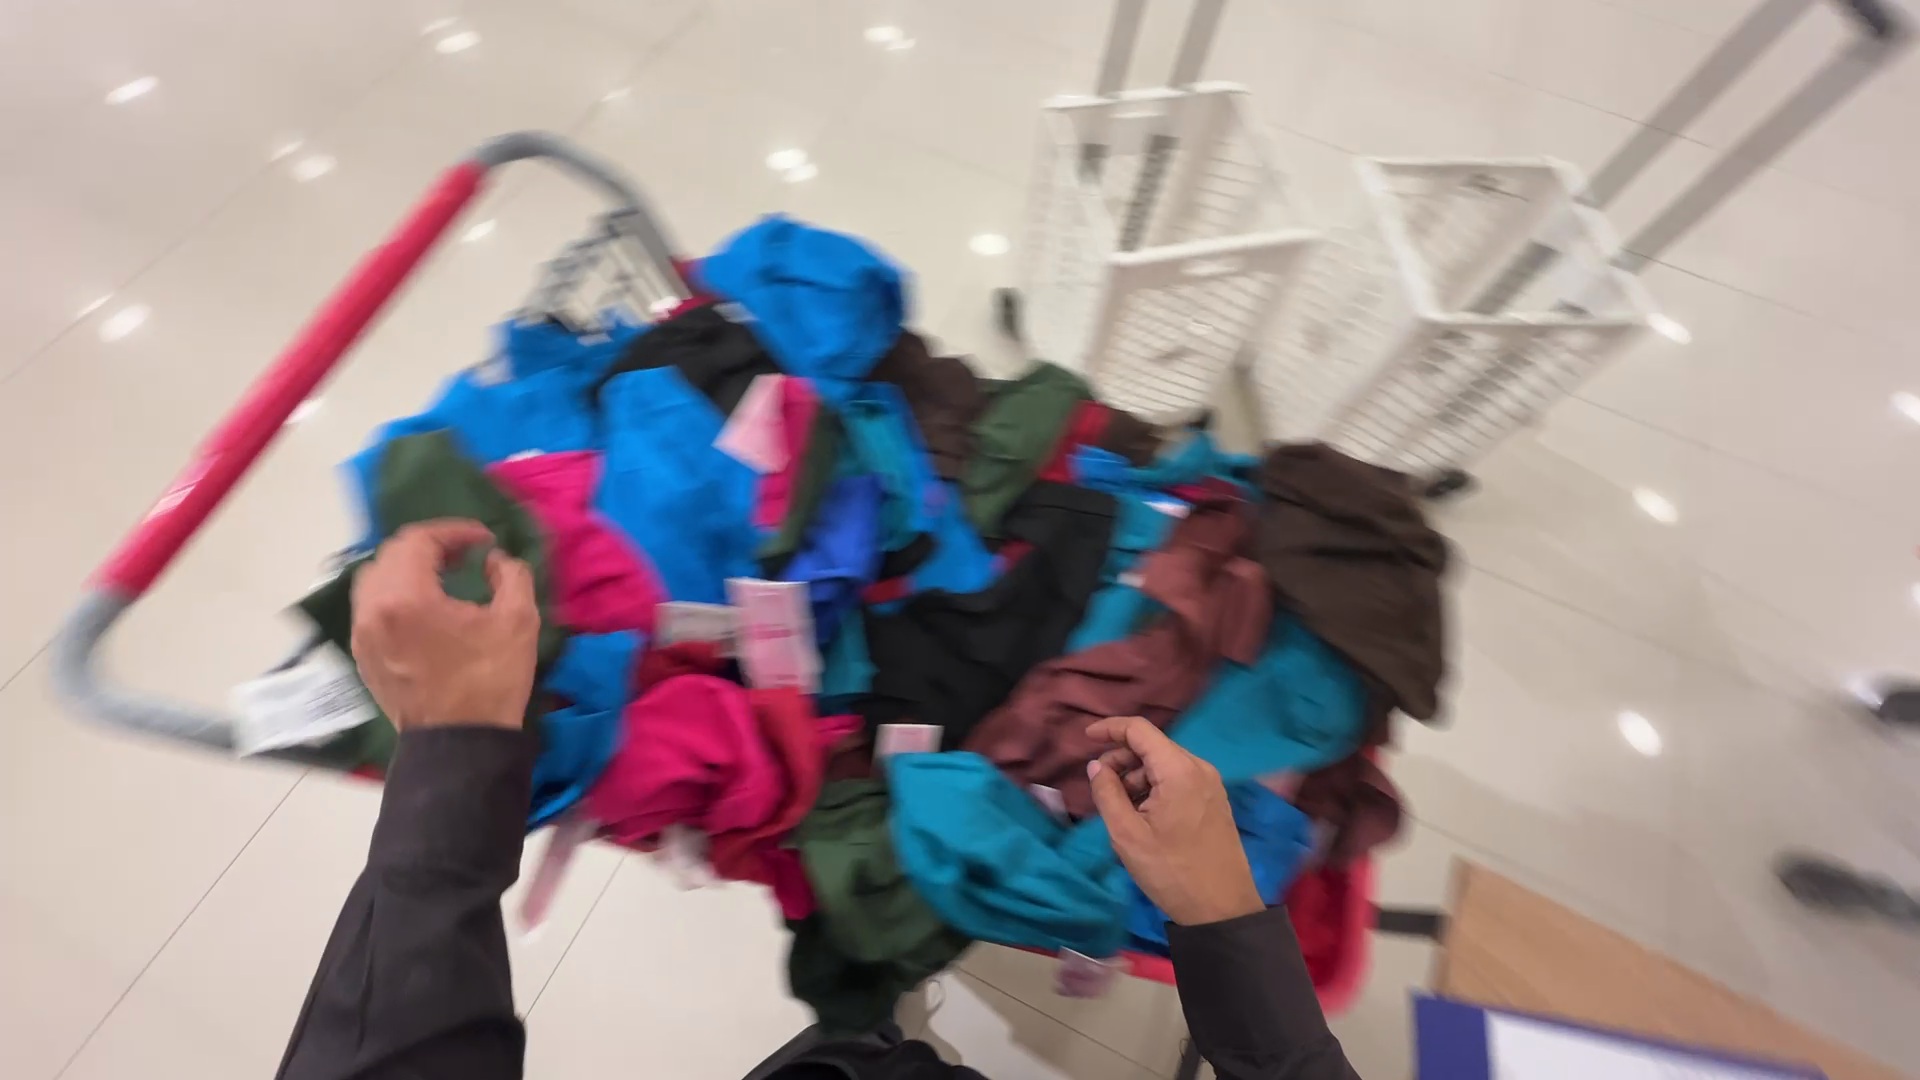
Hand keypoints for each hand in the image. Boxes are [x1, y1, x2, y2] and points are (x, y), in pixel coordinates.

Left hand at [350, 519, 539, 731]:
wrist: (460, 740)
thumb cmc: (491, 677)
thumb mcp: (519, 619)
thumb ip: (511, 575)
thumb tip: (495, 560)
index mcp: (406, 597)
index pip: (418, 540)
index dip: (454, 531)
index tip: (485, 539)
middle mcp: (372, 610)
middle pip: (390, 556)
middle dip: (431, 546)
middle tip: (467, 553)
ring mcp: (362, 635)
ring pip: (376, 580)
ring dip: (410, 568)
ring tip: (446, 576)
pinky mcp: (363, 655)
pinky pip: (373, 607)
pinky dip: (398, 593)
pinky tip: (429, 607)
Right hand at [1086, 716, 1263, 926]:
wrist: (1223, 912)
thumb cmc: (1172, 871)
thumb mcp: (1127, 835)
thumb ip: (1107, 793)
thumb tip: (1097, 766)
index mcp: (1178, 770)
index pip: (1140, 729)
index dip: (1110, 728)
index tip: (1086, 737)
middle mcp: (1198, 768)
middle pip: (1152, 745)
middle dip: (1121, 757)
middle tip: (1101, 783)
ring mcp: (1210, 783)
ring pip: (1164, 762)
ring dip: (1137, 773)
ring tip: (1121, 804)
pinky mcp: (1214, 799)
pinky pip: (1178, 777)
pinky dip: (1155, 784)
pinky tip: (1143, 810)